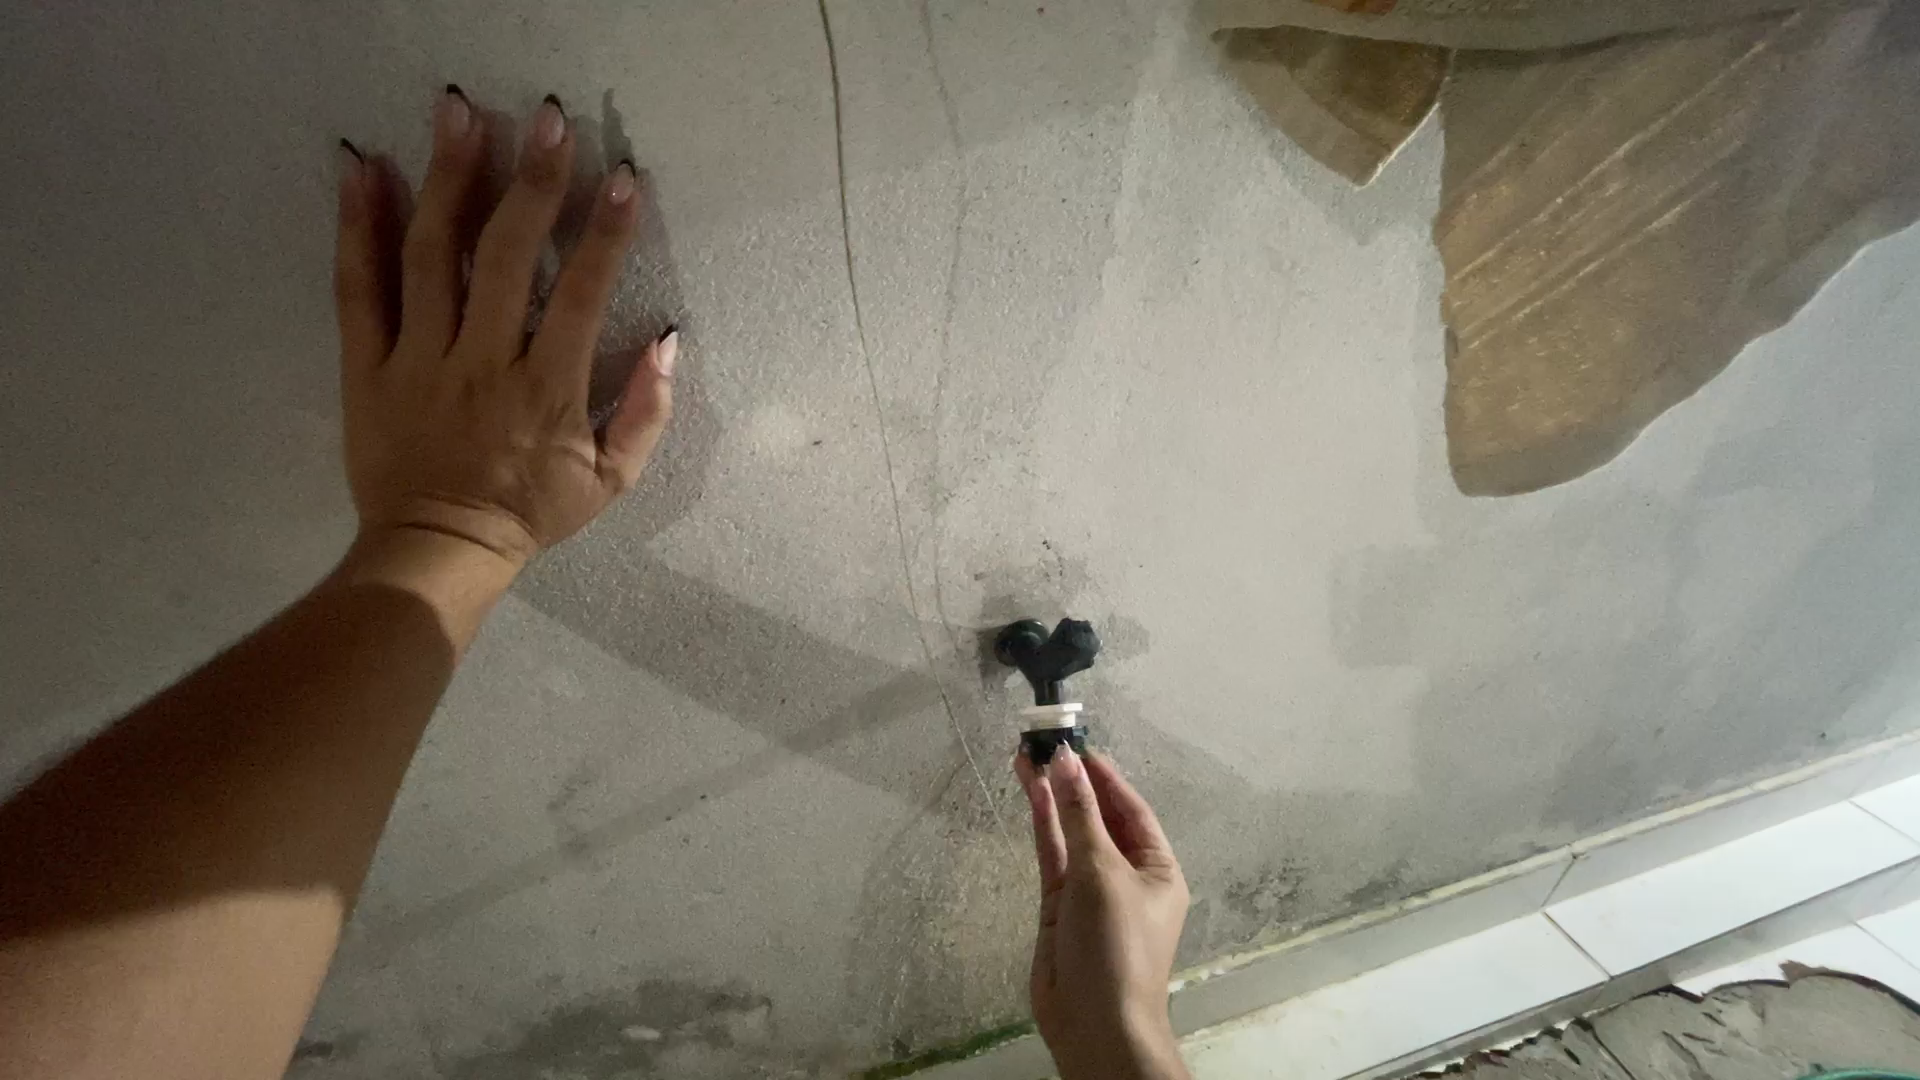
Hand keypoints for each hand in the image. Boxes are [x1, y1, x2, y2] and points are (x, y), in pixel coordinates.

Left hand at [334, 87, 675, 572]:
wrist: (441, 545)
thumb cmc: (537, 509)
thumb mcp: (614, 478)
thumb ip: (647, 413)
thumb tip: (669, 343)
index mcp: (550, 389)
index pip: (583, 295)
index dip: (605, 234)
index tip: (622, 180)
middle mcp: (485, 361)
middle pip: (508, 257)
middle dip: (533, 183)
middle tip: (546, 119)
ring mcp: (420, 358)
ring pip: (432, 255)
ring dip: (451, 178)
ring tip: (461, 112)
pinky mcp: (367, 363)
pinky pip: (359, 286)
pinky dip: (358, 224)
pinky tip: (365, 166)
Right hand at [1015, 749, 1192, 1079]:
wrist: (1094, 1023)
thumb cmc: (1116, 942)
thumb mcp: (1102, 870)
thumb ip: (1080, 813)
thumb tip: (1067, 760)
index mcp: (1156, 867)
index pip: (1131, 808)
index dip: (1104, 775)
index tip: (1078, 745)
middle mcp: (1126, 872)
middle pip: (1098, 815)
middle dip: (1075, 780)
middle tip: (1047, 743)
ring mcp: (1090, 886)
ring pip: (1071, 829)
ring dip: (1053, 795)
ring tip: (1028, 756)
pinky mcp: (1060, 901)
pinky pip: (1053, 851)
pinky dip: (1042, 821)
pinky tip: (1029, 789)